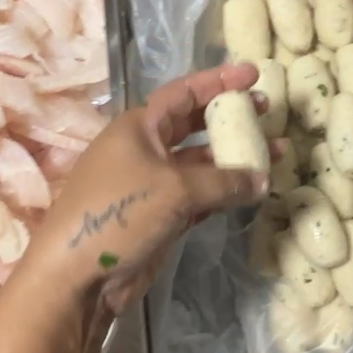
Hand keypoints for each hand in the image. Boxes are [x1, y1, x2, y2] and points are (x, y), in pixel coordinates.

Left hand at [26, 64, 270, 316]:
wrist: (77, 277)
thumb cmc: (118, 214)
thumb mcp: (175, 189)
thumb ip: (224, 181)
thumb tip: (262, 180)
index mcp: (139, 128)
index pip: (183, 94)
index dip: (218, 81)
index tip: (253, 75)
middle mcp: (145, 150)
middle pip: (194, 125)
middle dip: (229, 116)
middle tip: (265, 111)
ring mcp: (153, 185)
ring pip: (202, 163)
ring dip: (235, 158)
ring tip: (275, 152)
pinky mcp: (162, 216)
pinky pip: (202, 195)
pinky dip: (226, 191)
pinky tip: (254, 188)